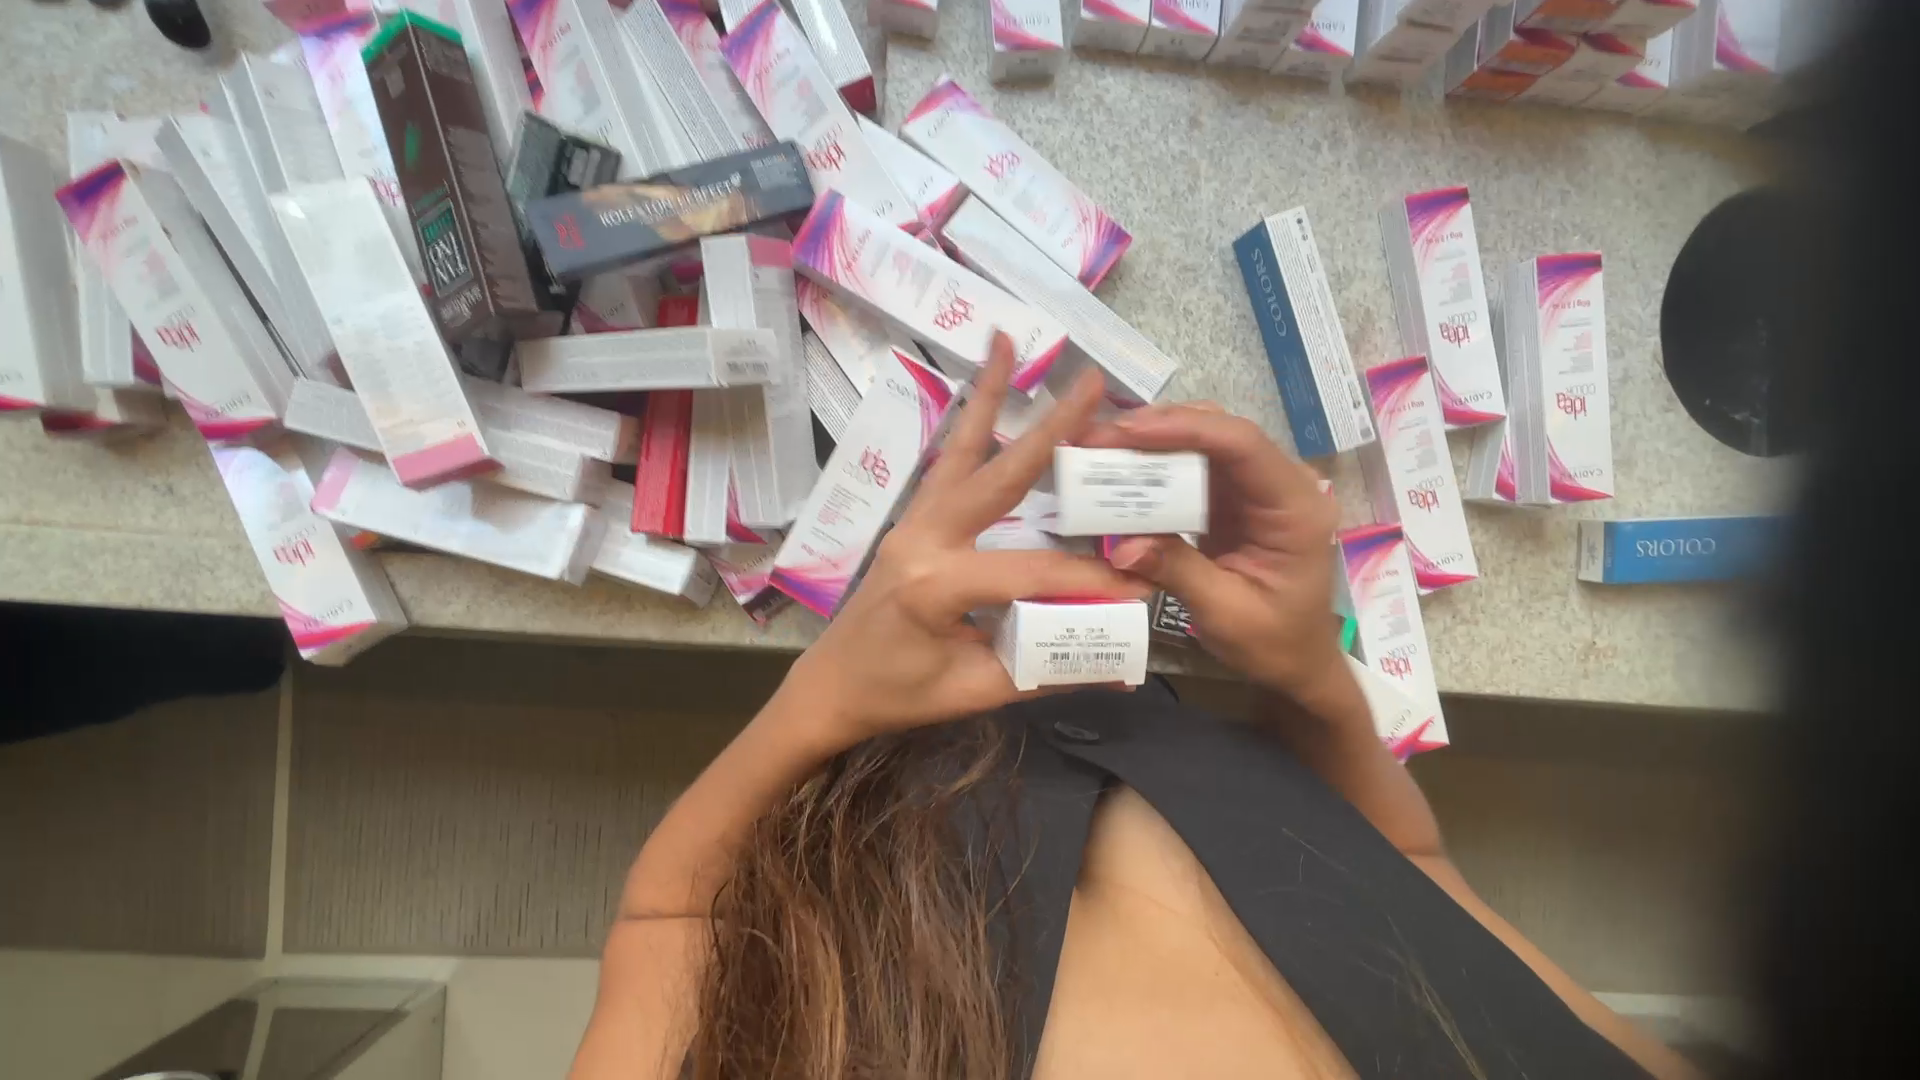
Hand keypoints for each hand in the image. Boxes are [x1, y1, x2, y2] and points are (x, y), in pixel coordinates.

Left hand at [790, 334, 1152, 742]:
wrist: (831, 686)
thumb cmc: (897, 694)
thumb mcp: (975, 689)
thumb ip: (1047, 668)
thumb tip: (1119, 660)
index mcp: (936, 584)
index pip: (1034, 573)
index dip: (1090, 584)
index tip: (1139, 592)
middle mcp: (922, 537)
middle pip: (997, 476)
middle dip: (1049, 429)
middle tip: (1092, 382)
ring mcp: (911, 522)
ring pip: (958, 451)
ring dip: (986, 397)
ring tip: (1003, 344)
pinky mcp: (910, 521)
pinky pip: (944, 466)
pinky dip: (965, 427)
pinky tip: (979, 398)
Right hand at [1078, 404, 1349, 710]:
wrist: (1295, 661)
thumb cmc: (1274, 642)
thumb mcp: (1225, 613)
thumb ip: (1178, 571)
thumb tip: (1120, 546)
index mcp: (1295, 508)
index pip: (1243, 446)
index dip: (1185, 429)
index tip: (1127, 432)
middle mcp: (1281, 485)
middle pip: (1221, 432)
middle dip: (1159, 427)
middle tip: (1099, 437)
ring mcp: (1256, 489)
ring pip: (1204, 442)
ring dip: (1153, 441)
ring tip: (1102, 446)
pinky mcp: (1234, 499)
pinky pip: (1194, 468)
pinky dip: (1156, 465)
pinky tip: (1121, 468)